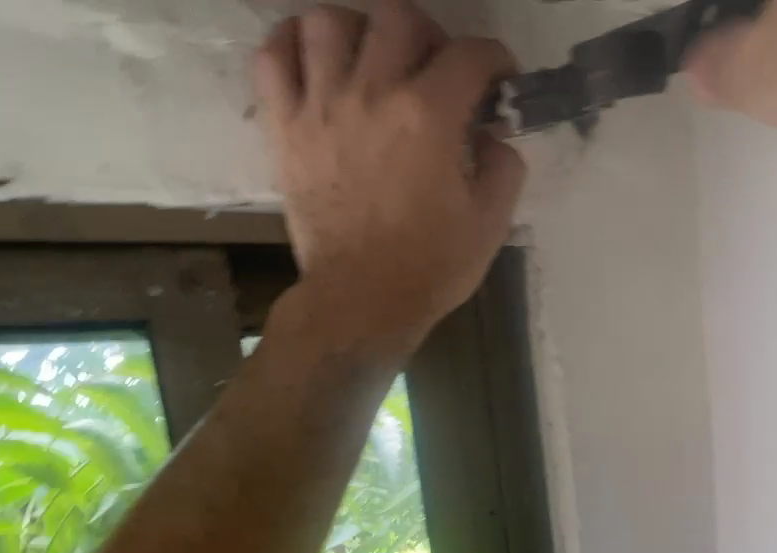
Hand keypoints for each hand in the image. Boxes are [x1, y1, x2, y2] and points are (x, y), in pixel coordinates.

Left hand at [253, 0, 525, 358]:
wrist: (362, 301)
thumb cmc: (430, 268)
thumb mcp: (490, 224)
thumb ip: (503, 168)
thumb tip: (492, 136)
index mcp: (429, 117)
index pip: (469, 55)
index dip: (495, 59)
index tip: (500, 77)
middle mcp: (373, 93)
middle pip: (398, 17)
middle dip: (430, 35)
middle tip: (437, 67)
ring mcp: (321, 106)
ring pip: (330, 22)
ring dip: (360, 31)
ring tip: (373, 61)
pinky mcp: (285, 127)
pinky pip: (272, 56)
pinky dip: (291, 44)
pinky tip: (314, 58)